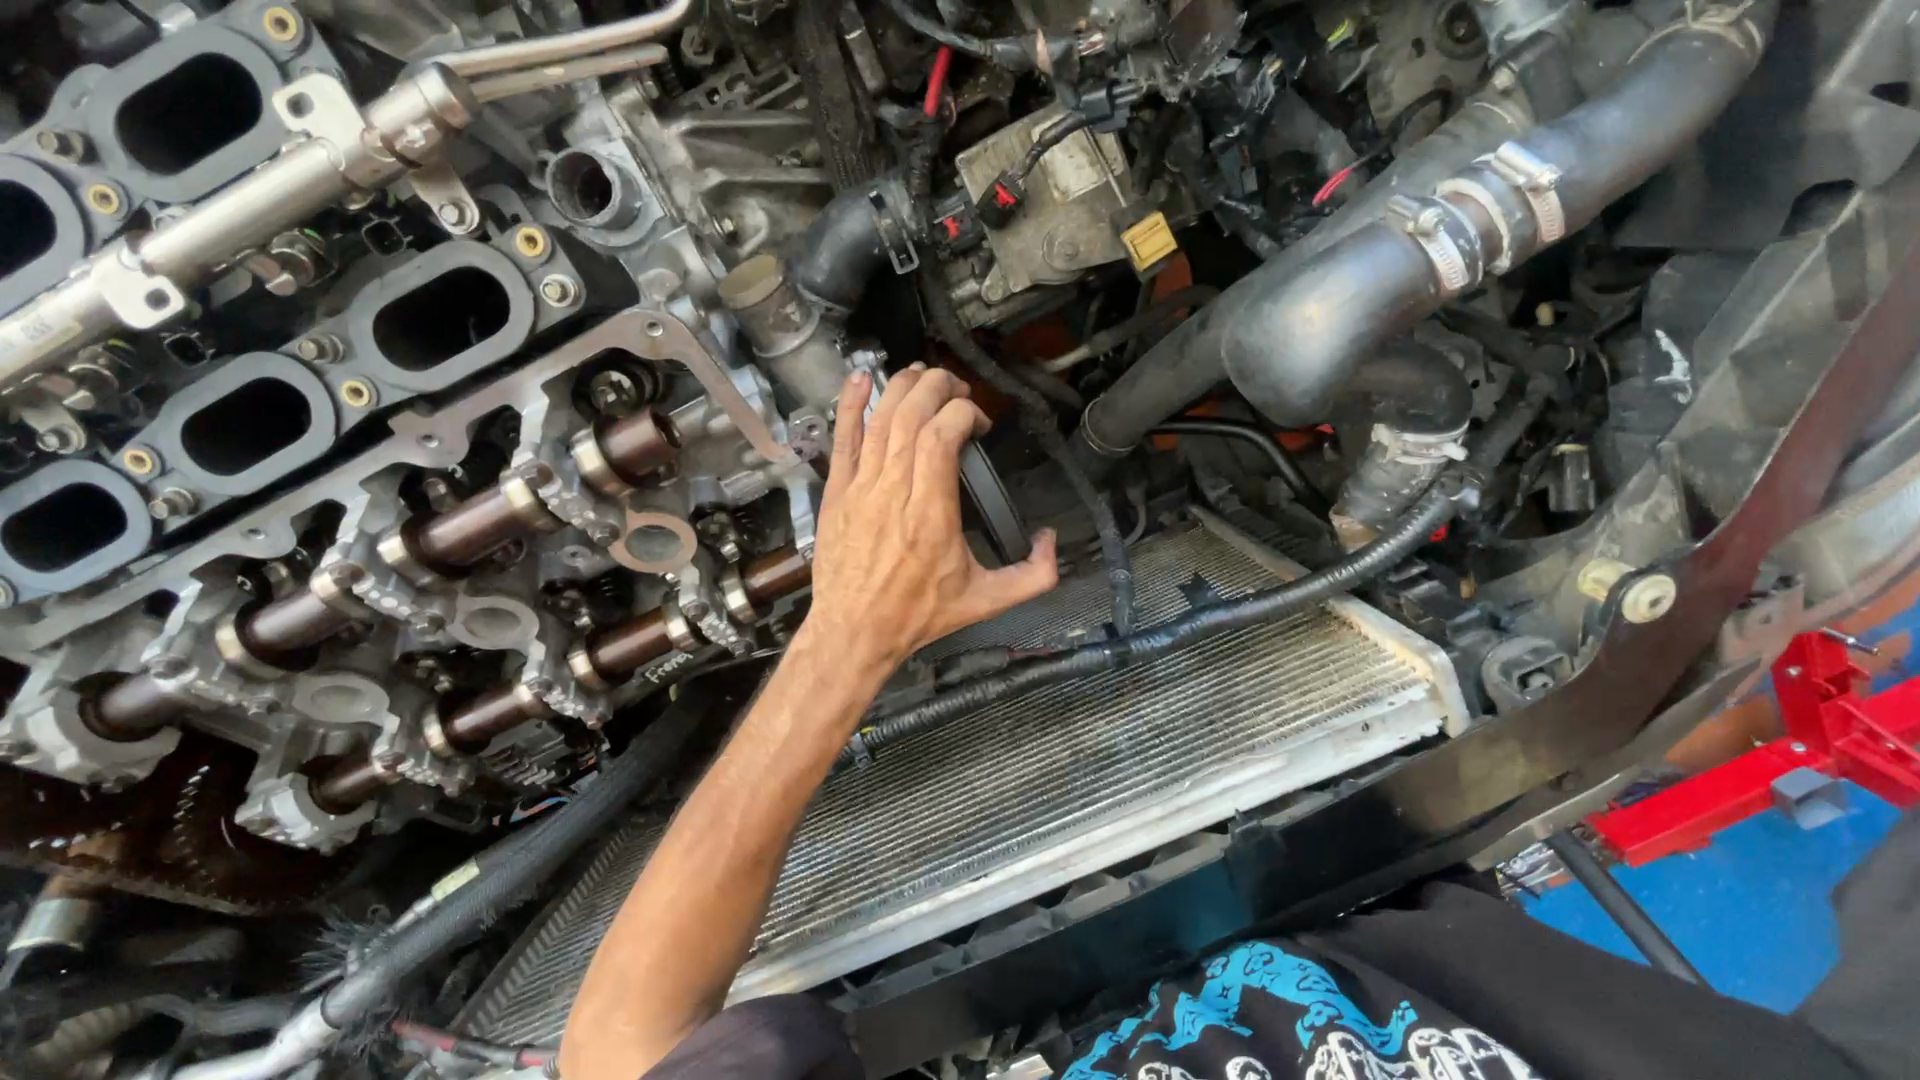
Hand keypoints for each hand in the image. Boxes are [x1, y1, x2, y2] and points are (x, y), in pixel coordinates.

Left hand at [801, 363, 1057, 674]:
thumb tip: (1052, 542)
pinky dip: (850, 404)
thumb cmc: (916, 615)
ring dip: (902, 387)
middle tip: (957, 392)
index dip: (965, 414)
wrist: (854, 631)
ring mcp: (860, 487)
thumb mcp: (985, 601)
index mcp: (931, 510)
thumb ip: (1032, 576)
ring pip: (880, 418)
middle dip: (937, 388)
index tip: (979, 425)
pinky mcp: (837, 491)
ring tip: (922, 375)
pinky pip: (842, 437)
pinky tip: (861, 378)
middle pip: (912, 414)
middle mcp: (893, 489)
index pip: (943, 434)